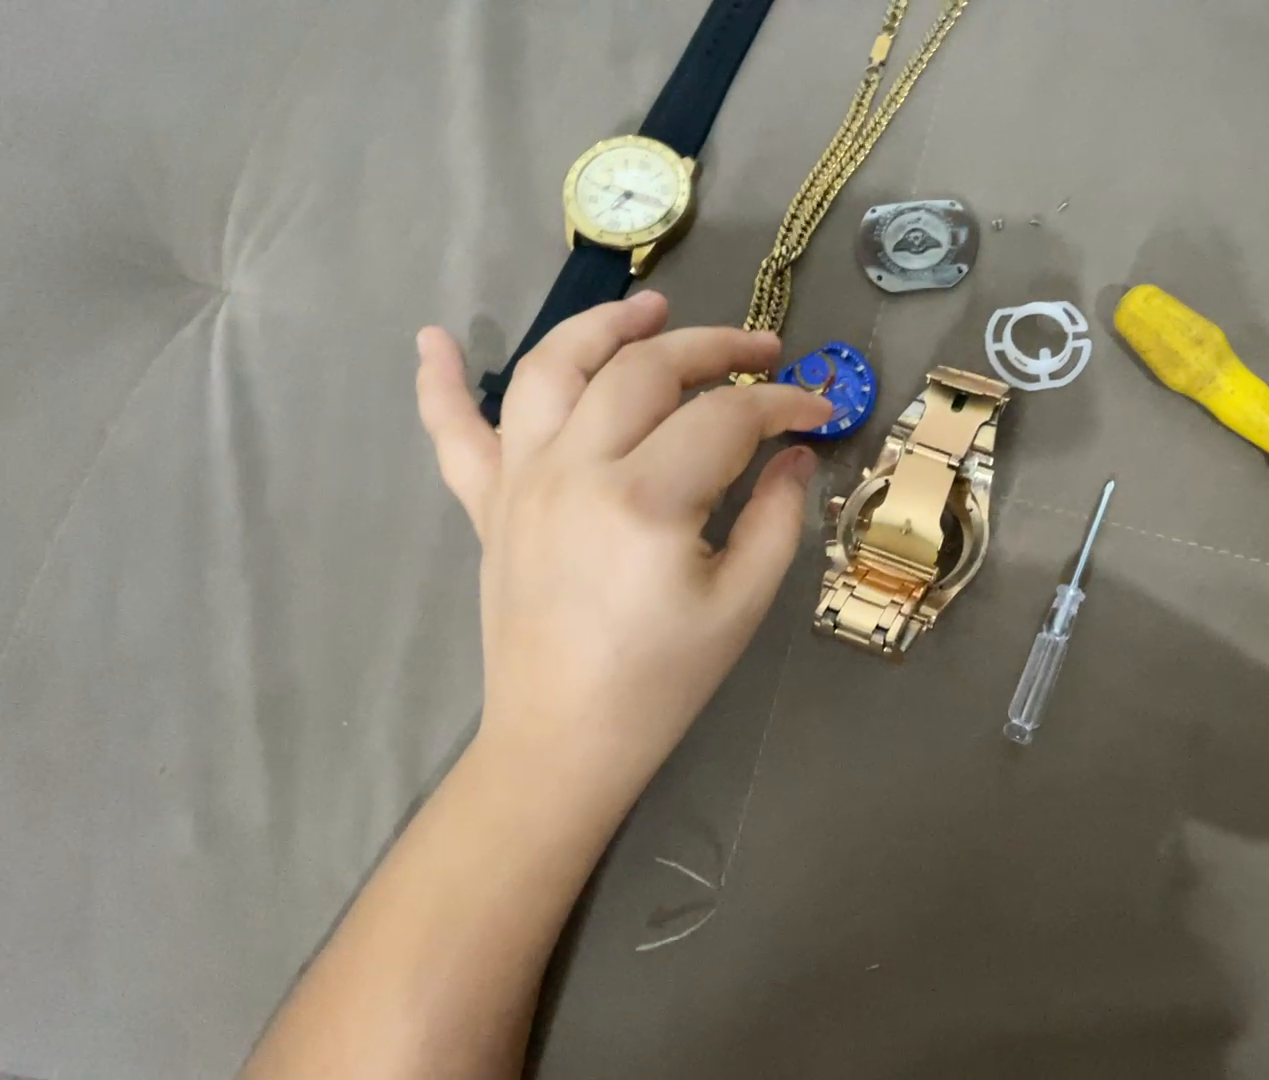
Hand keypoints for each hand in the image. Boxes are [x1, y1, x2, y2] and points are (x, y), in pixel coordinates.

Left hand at [414, 292, 833, 785]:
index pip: (727, 418)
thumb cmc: (665, 678)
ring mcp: (520, 481)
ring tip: (648, 308)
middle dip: (713, 347)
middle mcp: (575, 469)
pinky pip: (453, 430)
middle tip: (762, 349)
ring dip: (603, 326)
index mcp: (647, 499)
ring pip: (552, 368)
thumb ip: (779, 516)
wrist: (566, 738)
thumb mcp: (744, 600)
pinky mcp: (488, 504)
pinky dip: (438, 380)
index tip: (819, 411)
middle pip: (645, 370)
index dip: (782, 404)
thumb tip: (795, 454)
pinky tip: (431, 337)